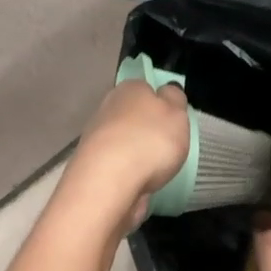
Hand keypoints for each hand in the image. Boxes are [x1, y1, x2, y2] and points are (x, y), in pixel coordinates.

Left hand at [68, 81, 191, 227]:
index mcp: (129, 89)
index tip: (173, 122)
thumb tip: (166, 91)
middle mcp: (108, 108)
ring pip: (124, 141)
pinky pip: (117, 165)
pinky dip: (128, 172)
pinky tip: (138, 182)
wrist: (110, 181)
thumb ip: (175, 99)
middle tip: (166, 147)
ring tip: (153, 169)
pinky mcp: (94, 166)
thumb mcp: (177, 112)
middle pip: (133, 116)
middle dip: (147, 130)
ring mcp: (97, 138)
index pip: (146, 89)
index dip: (161, 104)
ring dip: (136, 153)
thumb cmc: (150, 140)